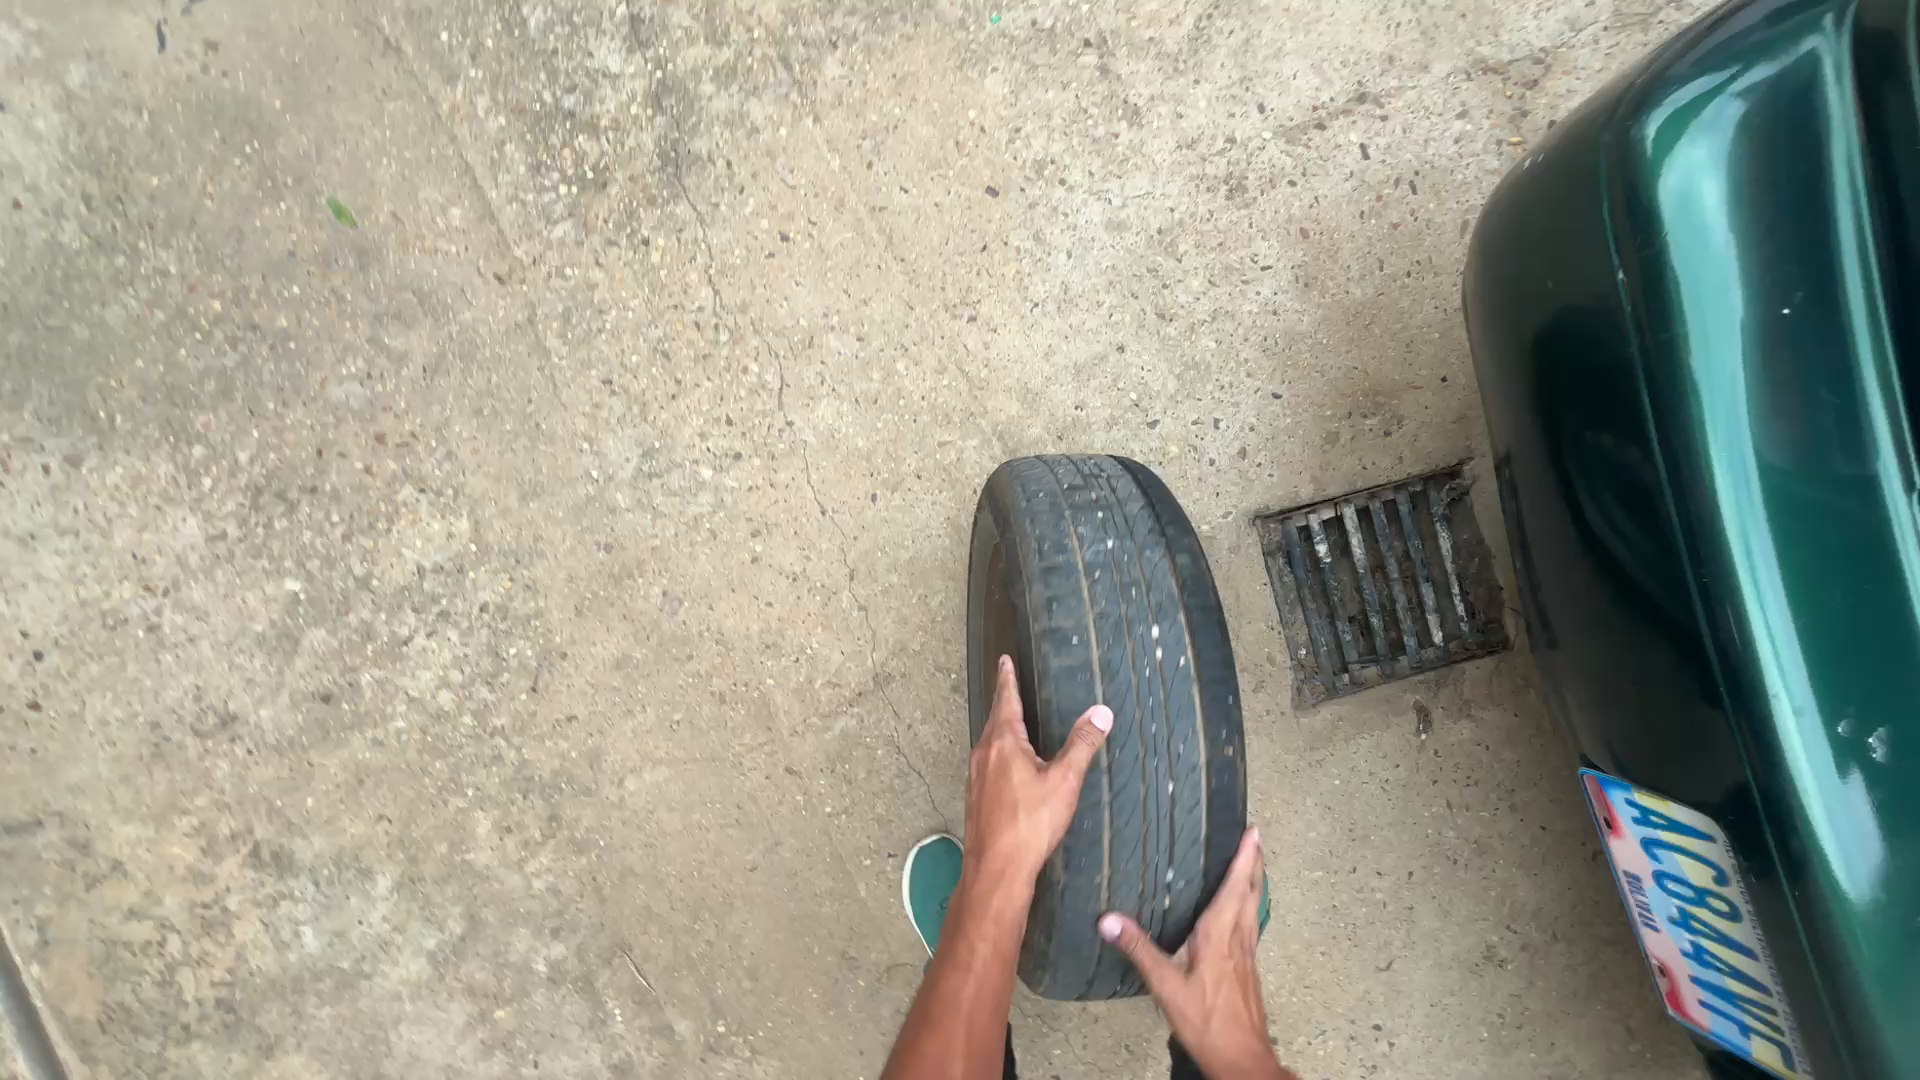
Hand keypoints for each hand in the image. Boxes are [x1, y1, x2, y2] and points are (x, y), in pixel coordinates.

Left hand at [962, 655, 1111, 889]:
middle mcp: (984, 753)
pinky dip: (997, 750)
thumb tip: (1101, 712)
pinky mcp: (976, 795)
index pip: (1005, 699)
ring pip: (988, 740)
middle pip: (995, 717)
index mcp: (1003, 742)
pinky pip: (987, 761)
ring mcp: (976, 775)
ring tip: (1009, 719)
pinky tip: (1005, 764)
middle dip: (1004, 699)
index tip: (1004, 661)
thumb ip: (1082, 744)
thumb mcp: (1064, 781)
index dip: (1007, 678)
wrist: (996, 868)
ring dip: (1000, 726)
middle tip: (1009, 683)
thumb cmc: (1030, 824)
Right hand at [1099, 827, 1293, 1079]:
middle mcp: (1238, 940)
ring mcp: (1247, 956)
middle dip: (1254, 864)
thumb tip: (1109, 919)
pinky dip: (1249, 906)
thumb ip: (1139, 950)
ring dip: (1255, 883)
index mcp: (1220, 936)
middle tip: (1256, 839)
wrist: (1243, 1062)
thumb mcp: (1167, 986)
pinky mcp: (1249, 971)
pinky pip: (1251, 926)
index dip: (1244, 858)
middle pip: (1252, 893)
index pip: (1235, 888)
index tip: (1252, 832)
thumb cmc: (1207, 1023)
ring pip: (1254, 909)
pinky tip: (1241, 913)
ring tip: (1253, 865)